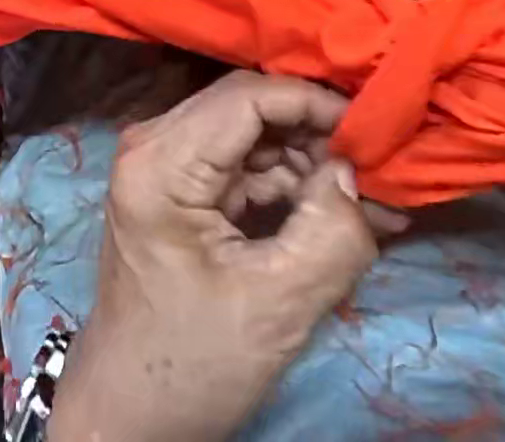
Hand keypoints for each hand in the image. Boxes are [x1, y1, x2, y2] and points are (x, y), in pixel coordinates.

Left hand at [47, 71, 396, 441]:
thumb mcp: (274, 305)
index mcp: (161, 161)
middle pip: (248, 107)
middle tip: (372, 168)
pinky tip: (334, 210)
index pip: (246, 97)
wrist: (132, 408)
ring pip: (250, 132)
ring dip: (307, 159)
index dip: (312, 102)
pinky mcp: (179, 185)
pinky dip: (288, 182)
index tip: (368, 131)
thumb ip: (331, 233)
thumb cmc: (190, 362)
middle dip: (313, 132)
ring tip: (366, 198)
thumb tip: (356, 170)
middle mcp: (154, 143)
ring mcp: (164, 161)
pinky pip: (243, 162)